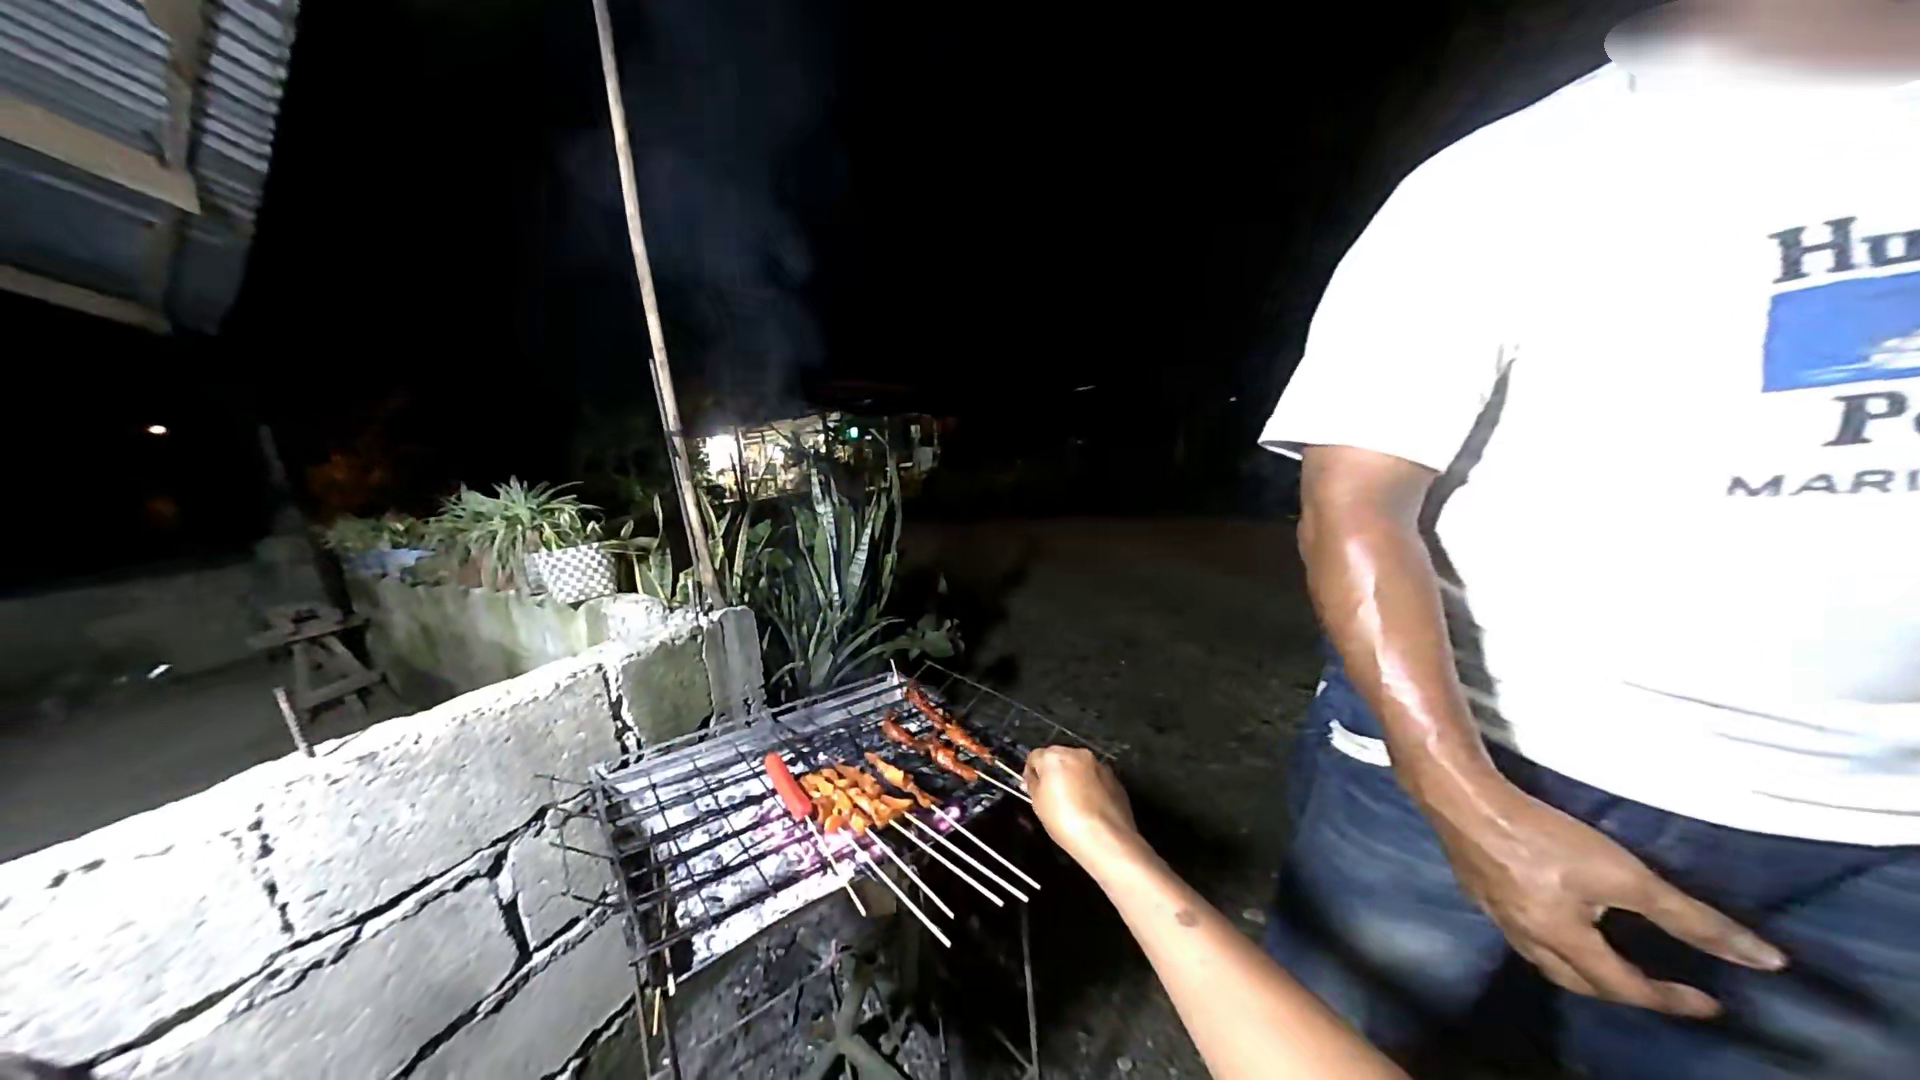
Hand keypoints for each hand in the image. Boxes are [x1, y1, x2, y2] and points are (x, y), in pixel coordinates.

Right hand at [1025, 746, 1139, 866]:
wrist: (1106, 839)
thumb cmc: (1064, 820)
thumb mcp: (1038, 804)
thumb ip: (1033, 785)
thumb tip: (1033, 778)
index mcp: (1055, 756)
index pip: (1035, 757)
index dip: (1031, 774)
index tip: (1032, 791)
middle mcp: (1078, 754)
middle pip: (1059, 759)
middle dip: (1054, 773)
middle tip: (1052, 798)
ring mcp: (1100, 766)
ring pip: (1080, 768)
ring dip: (1074, 779)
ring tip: (1074, 805)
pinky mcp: (1116, 780)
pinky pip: (1096, 780)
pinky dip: (1091, 788)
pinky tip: (1091, 809)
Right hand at [1429, 783, 1786, 1017]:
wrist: (1461, 797)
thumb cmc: (1541, 835)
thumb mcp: (1623, 874)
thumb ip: (1690, 918)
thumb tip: (1768, 962)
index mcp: (1561, 938)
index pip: (1624, 987)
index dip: (1670, 999)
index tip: (1710, 1003)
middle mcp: (1522, 933)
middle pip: (1572, 980)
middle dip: (1615, 990)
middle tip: (1648, 983)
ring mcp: (1490, 908)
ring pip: (1537, 955)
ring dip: (1572, 964)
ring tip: (1596, 951)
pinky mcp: (1471, 883)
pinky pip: (1512, 926)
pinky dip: (1539, 933)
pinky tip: (1540, 909)